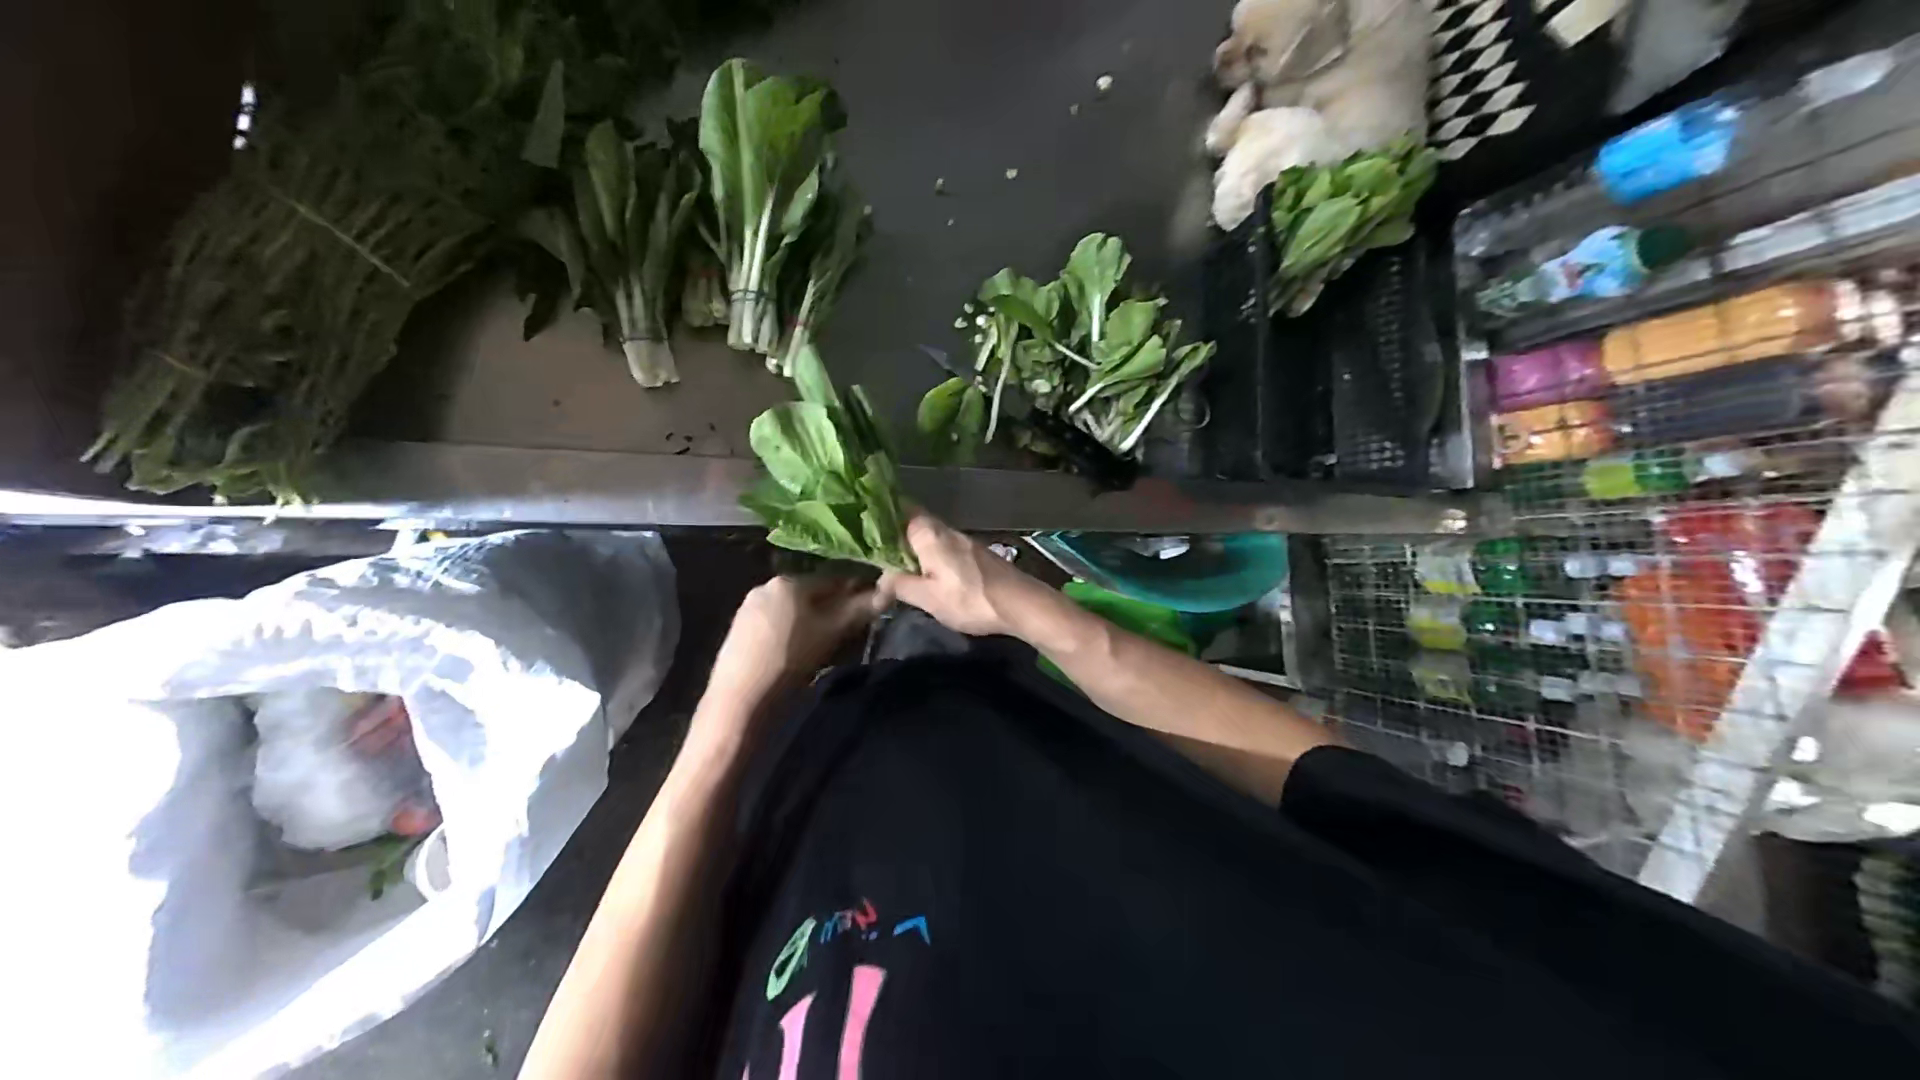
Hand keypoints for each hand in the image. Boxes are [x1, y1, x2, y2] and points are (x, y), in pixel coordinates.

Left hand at [707, 575, 886, 702]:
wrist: (740, 698)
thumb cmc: (791, 659)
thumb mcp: (831, 633)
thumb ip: (859, 609)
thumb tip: (888, 591)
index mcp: (790, 580)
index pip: (834, 577)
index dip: (857, 589)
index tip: (872, 604)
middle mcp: (767, 585)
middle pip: (812, 592)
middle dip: (834, 605)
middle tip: (851, 628)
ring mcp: (750, 606)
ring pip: (794, 607)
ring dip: (813, 618)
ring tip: (826, 642)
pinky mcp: (739, 628)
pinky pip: (776, 620)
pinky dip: (792, 628)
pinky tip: (797, 649)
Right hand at [880, 515, 1048, 636]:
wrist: (1020, 604)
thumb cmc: (969, 599)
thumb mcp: (927, 598)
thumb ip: (900, 585)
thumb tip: (880, 581)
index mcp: (929, 534)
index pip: (900, 511)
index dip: (882, 517)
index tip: (864, 527)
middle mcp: (946, 530)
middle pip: (915, 524)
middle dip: (896, 537)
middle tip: (877, 554)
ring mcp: (964, 541)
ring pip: (931, 538)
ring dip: (915, 549)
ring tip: (898, 568)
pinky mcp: (977, 555)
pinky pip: (946, 549)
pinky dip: (933, 557)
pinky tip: (929, 574)